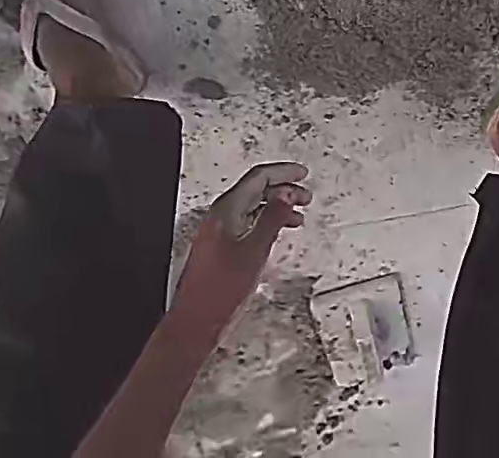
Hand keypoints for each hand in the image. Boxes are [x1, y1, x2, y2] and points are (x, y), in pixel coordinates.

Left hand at [172, 162, 311, 328]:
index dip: (283, 172)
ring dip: (277, 206)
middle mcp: (220, 216)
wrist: (193, 326)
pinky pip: (247, 222)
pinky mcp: (220, 247)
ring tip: (298, 215)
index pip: (258, 178)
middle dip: (283, 189)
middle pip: (255, 189)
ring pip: (252, 206)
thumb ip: (272, 219)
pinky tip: (278, 232)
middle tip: (305, 196)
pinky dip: (267, 221)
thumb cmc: (220, 292)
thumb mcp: (254, 251)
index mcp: (226, 211)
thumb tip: (287, 193)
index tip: (302, 174)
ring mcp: (218, 231)